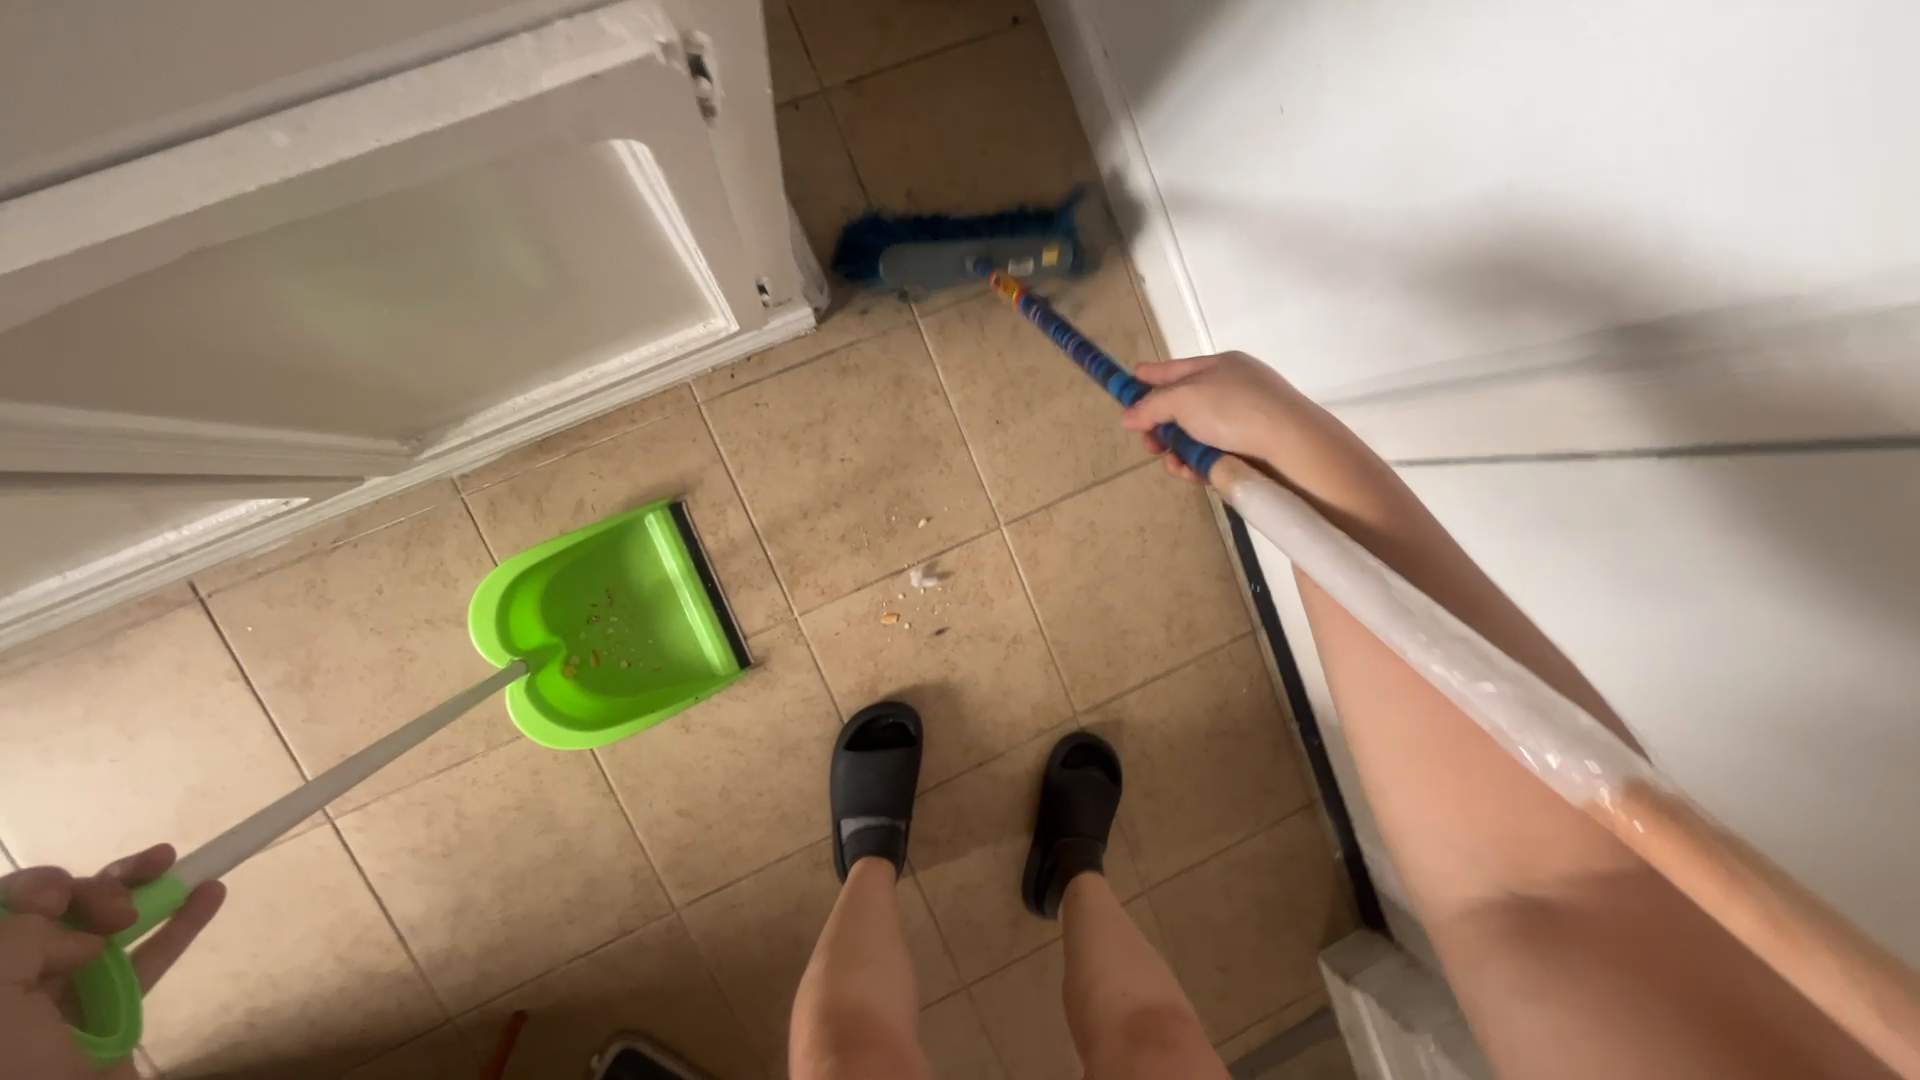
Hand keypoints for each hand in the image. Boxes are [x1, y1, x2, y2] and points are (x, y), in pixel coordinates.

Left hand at [0, 845, 224, 1079]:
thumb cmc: (7, 1066)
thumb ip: (19, 940)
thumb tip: (74, 929)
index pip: (2, 907)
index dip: (34, 888)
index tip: (62, 898)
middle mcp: (10, 983)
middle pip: (53, 912)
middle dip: (96, 888)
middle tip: (119, 905)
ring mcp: (56, 1000)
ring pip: (105, 929)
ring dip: (145, 891)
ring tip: (177, 865)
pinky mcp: (107, 1012)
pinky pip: (146, 959)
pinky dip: (182, 924)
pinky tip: (211, 894)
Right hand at [1120, 352, 1390, 495]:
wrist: (1290, 447)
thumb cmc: (1234, 411)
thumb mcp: (1184, 398)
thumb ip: (1151, 406)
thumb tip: (1129, 417)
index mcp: (1219, 366)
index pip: (1174, 369)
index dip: (1148, 377)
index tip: (1127, 383)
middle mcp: (1229, 391)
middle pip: (1179, 408)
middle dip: (1158, 426)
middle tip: (1148, 443)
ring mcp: (1239, 423)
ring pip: (1191, 437)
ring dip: (1175, 451)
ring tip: (1172, 464)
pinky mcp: (1245, 452)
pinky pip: (1207, 456)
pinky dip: (1194, 464)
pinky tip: (1188, 473)